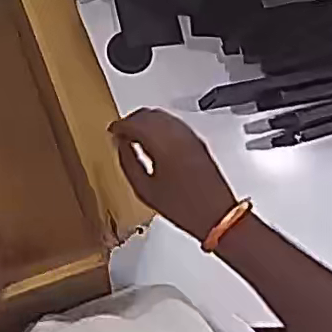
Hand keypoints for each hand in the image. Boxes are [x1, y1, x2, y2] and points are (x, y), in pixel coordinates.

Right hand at [111, 108, 237, 239]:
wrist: (219, 217)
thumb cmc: (185, 208)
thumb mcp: (145, 190)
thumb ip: (128, 162)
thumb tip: (120, 145)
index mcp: (162, 144)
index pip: (133, 123)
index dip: (118, 126)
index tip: (112, 131)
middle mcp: (177, 134)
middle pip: (146, 114)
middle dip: (130, 121)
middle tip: (120, 133)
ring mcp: (189, 135)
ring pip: (159, 115)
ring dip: (144, 122)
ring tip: (134, 136)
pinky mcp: (197, 140)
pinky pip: (172, 122)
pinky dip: (158, 125)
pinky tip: (152, 140)